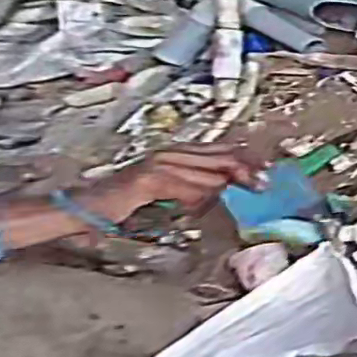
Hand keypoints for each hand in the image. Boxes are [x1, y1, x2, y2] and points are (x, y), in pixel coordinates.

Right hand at [78, 145, 265, 223]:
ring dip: (215, 194)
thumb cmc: (133, 198)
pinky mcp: (149, 180)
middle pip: (224, 159)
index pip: (225, 148)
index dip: (249, 159)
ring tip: (205, 205)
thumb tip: (237, 182)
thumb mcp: (176, 185)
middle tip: (261, 186)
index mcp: (179, 151)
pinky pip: (189, 189)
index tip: (269, 169)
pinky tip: (190, 208)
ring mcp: (159, 164)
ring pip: (210, 177)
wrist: (88, 205)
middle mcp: (172, 152)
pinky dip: (196, 200)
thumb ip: (203, 179)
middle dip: (246, 173)